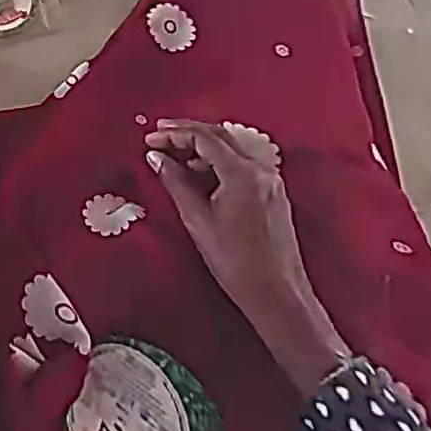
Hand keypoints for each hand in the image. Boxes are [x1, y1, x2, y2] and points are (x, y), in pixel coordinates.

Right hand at [146, 119, 349, 391]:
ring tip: (174, 157)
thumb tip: (157, 157)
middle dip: (186, 132)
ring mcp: (270, 181)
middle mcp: (261, 170)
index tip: (151, 139)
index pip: (204, 137)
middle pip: (219, 135)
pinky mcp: (272, 194)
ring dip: (201, 146)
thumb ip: (175, 181)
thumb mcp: (198, 220)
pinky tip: (198, 174)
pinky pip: (240, 164)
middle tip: (159, 136)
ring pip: (230, 148)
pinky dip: (216, 162)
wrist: (278, 298)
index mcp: (243, 173)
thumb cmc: (238, 264)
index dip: (173, 134)